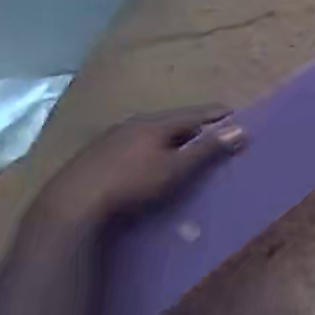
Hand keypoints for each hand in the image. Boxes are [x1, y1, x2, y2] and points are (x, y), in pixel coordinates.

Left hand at [33, 105, 245, 228]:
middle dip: (195, 125)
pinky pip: (135, 143)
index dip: (217, 116)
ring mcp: (113, 136)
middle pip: (173, 120)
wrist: (74, 201)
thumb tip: (240, 129)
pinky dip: (152, 147)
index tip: (236, 117)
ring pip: (152, 131)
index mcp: (156, 123)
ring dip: (172, 137)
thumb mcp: (177, 168)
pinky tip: (150, 160)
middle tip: (214, 134)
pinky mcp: (98, 152)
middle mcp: (134, 122)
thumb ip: (207, 149)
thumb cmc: (133, 183)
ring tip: (186, 147)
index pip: (195, 113)